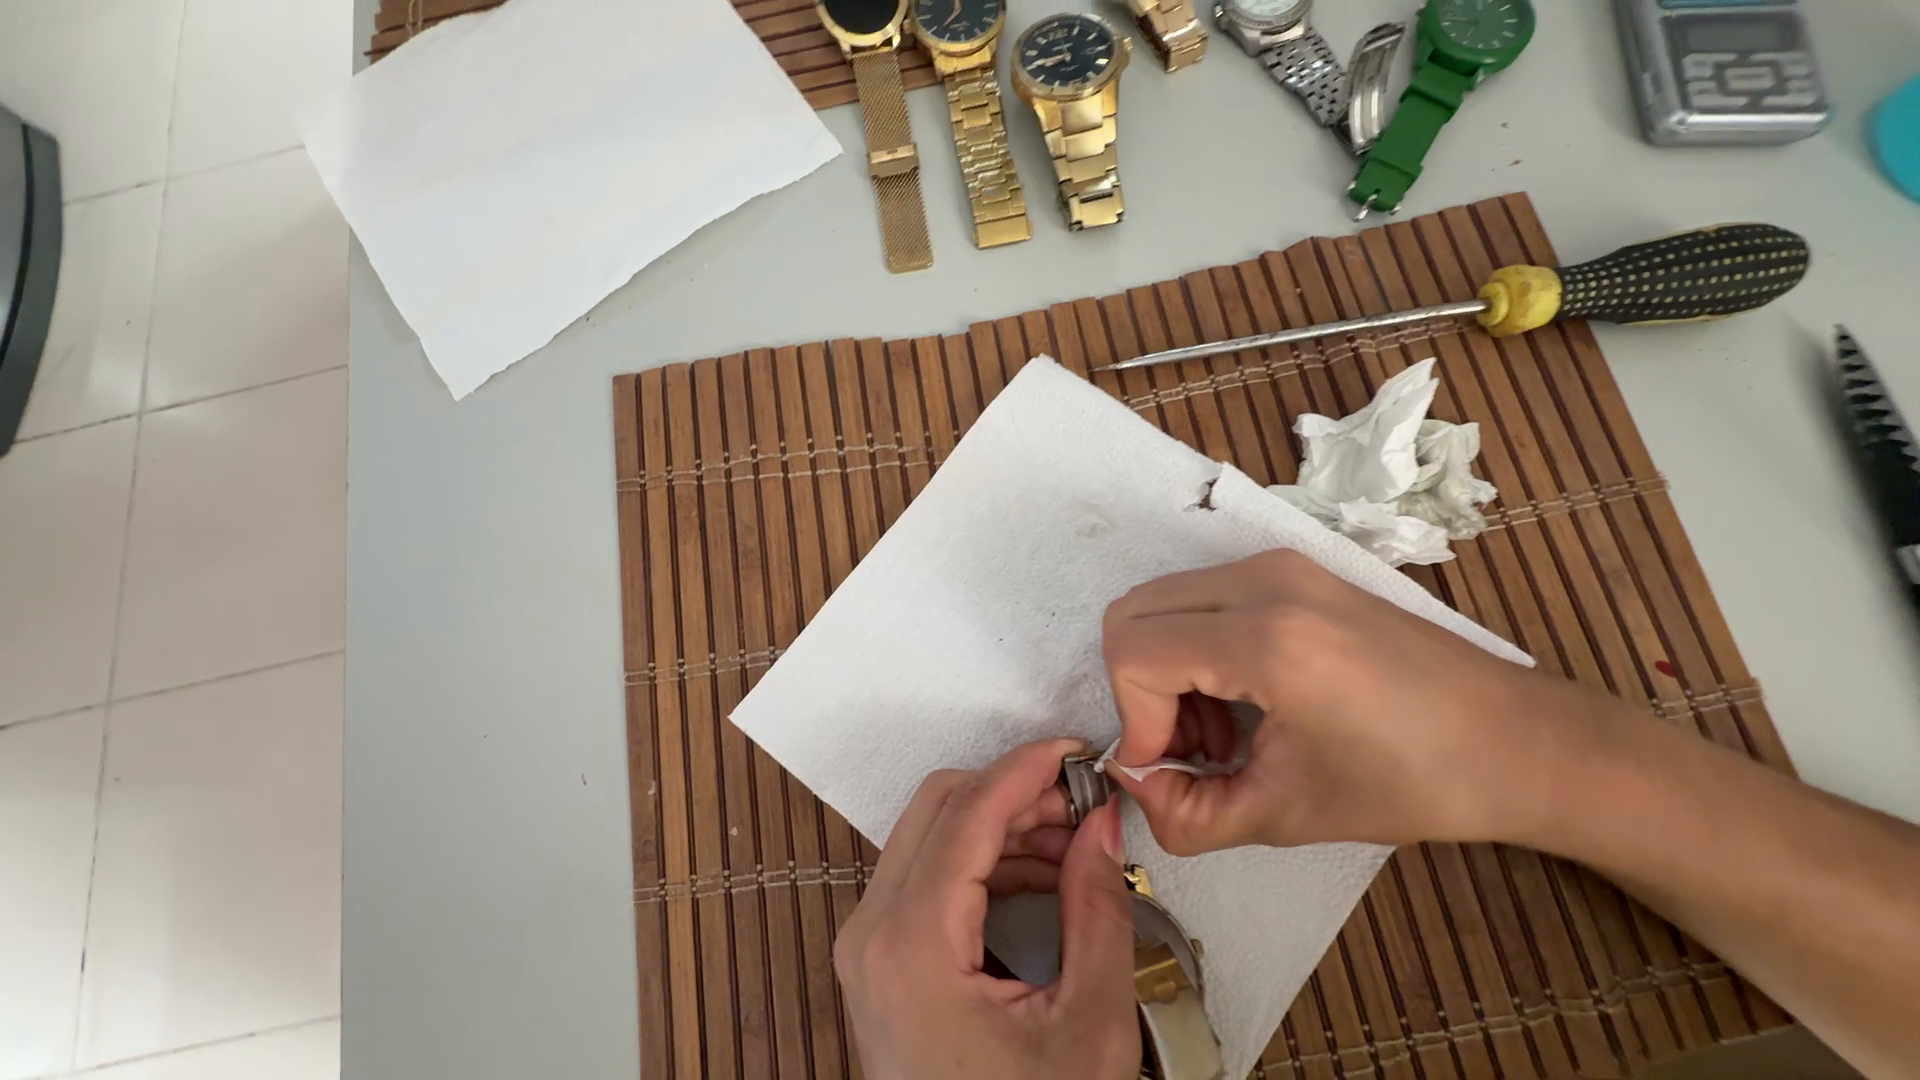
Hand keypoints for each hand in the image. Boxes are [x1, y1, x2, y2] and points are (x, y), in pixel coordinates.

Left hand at [834, 739, 1140, 1079]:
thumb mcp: (1086, 1022)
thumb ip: (1097, 907)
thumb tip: (1100, 823)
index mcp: (910, 945)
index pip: (968, 812)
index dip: (1026, 769)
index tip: (1075, 752)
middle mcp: (871, 932)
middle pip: (941, 807)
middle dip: (1016, 793)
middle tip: (1081, 805)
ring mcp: (868, 943)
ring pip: (933, 833)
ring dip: (1002, 825)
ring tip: (1072, 847)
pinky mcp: (881, 956)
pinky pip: (930, 872)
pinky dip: (984, 859)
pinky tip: (1041, 878)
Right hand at [1102, 549, 1593, 851]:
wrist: (1518, 740)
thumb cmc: (1413, 783)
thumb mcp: (1287, 815)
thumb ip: (1186, 814)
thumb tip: (1131, 784)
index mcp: (1267, 638)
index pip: (1133, 652)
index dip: (1135, 721)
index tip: (1173, 769)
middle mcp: (1264, 581)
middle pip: (1131, 615)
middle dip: (1140, 689)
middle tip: (1187, 747)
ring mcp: (1278, 565)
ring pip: (1161, 602)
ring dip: (1164, 668)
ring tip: (1217, 730)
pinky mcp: (1291, 570)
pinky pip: (1201, 596)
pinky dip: (1193, 646)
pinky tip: (1241, 698)